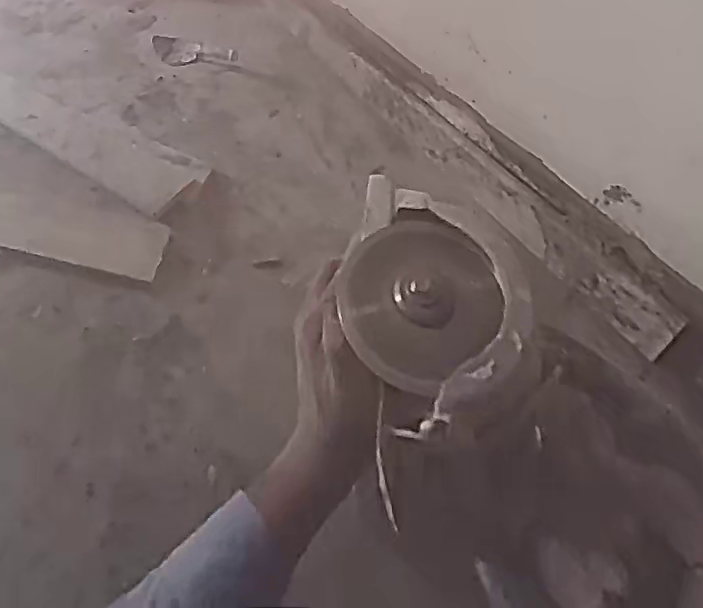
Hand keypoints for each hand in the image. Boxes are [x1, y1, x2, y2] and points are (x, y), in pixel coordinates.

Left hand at [286, 258, 382, 485]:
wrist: (326, 449)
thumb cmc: (341, 412)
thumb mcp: (345, 370)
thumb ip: (341, 330)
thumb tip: (348, 291)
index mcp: (314, 318)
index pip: (337, 272)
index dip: (362, 259)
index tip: (392, 253)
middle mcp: (310, 316)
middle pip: (334, 275)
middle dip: (360, 266)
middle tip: (393, 268)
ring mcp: (314, 330)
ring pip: (336, 290)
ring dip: (357, 283)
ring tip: (389, 285)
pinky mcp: (323, 345)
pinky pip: (339, 309)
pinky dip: (355, 301)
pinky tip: (378, 313)